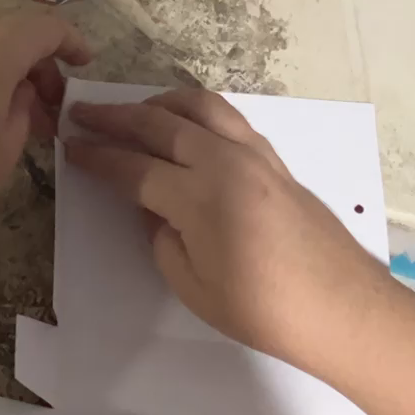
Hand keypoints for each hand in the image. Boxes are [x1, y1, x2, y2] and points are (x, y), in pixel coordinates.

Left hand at [0, 14, 90, 231]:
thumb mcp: (3, 149)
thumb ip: (23, 113)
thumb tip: (18, 93)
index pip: (48, 28)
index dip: (73, 44)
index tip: (87, 66)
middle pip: (16, 37)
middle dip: (41, 69)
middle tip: (52, 113)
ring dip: (10, 77)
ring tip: (20, 121)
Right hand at [65, 89, 395, 366]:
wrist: (345, 311)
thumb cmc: (263, 310)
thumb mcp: (192, 285)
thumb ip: (162, 237)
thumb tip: (154, 208)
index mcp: (198, 196)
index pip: (132, 166)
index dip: (96, 156)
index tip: (69, 146)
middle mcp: (224, 161)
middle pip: (158, 123)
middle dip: (114, 116)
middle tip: (83, 113)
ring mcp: (255, 155)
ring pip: (198, 105)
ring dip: (158, 103)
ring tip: (134, 111)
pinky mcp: (275, 160)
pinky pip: (227, 118)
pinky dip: (195, 112)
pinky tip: (185, 125)